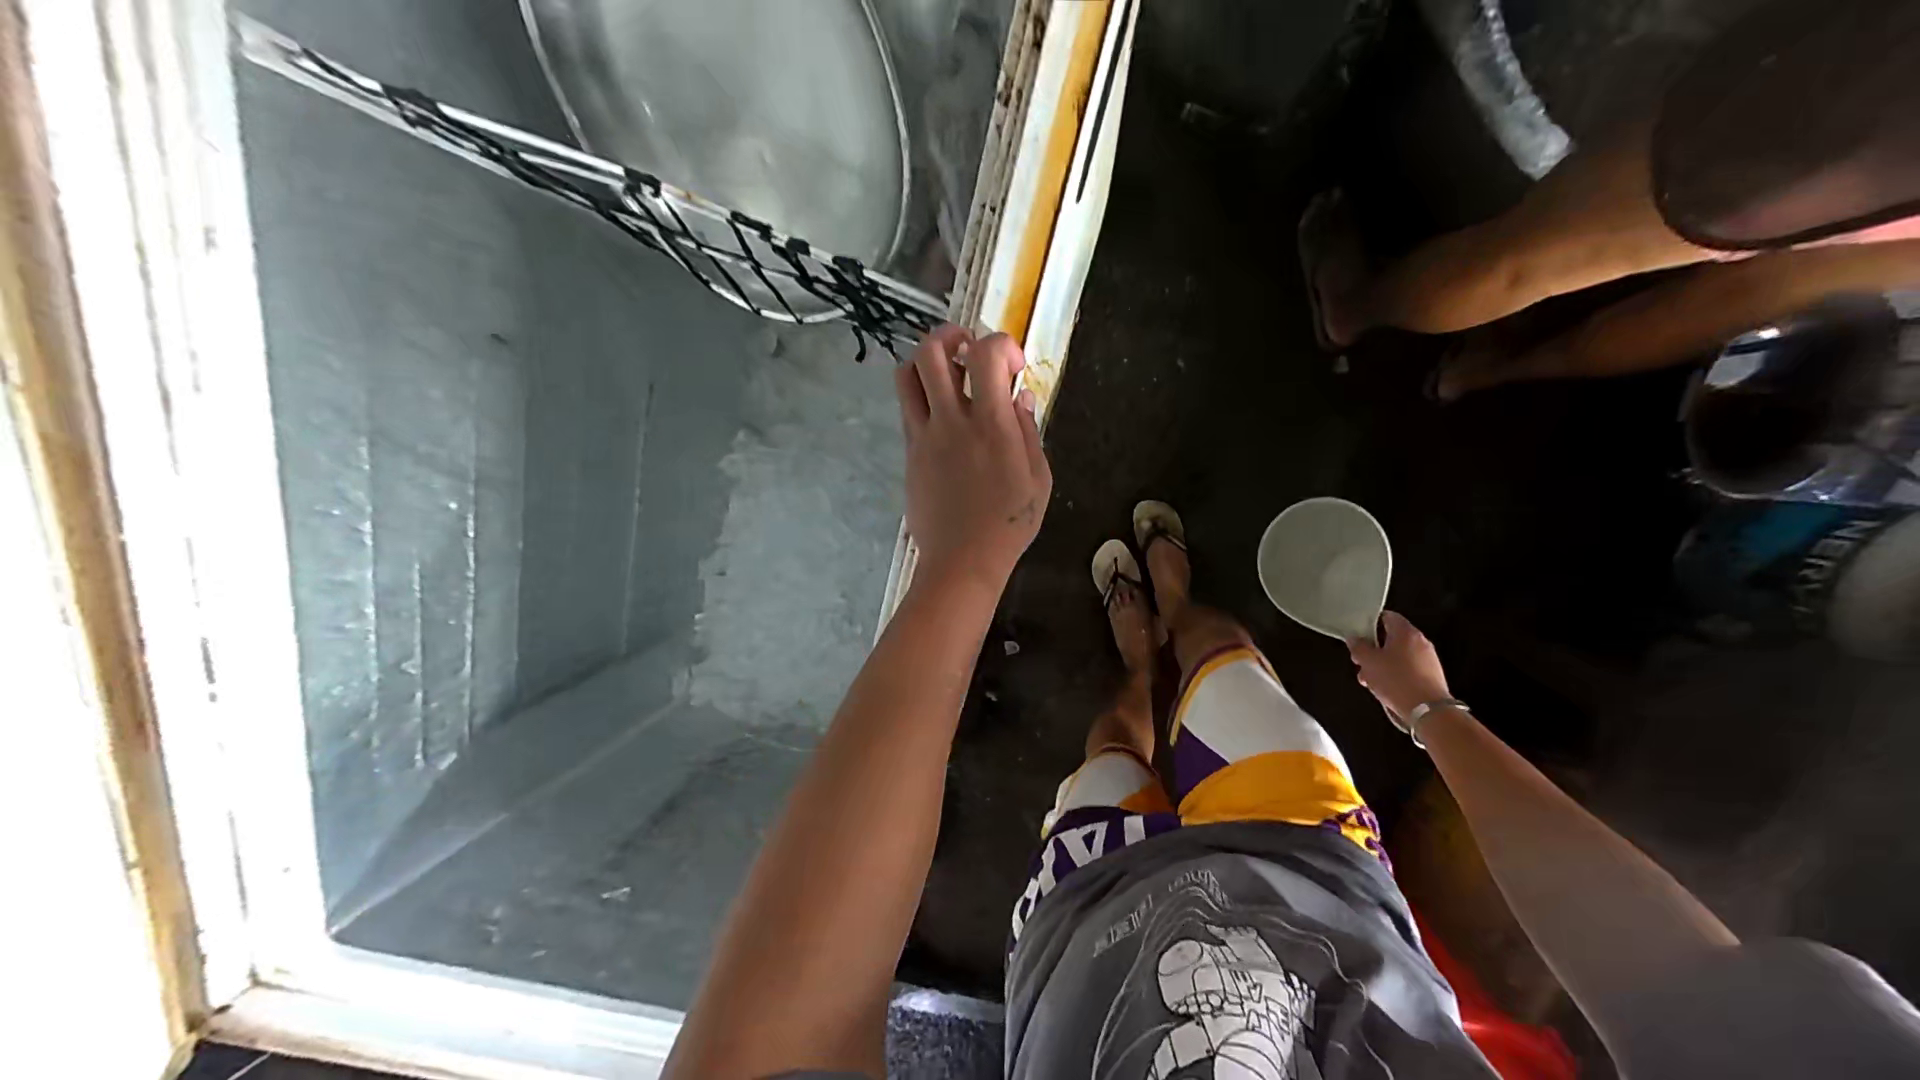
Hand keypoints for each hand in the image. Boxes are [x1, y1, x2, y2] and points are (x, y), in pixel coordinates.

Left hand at [895, 326, 1052, 588]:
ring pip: (907, 375)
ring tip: (949, 374)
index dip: (1002, 344)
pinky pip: (907, 408)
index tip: (1014, 368)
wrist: (962, 559)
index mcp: (991, 424)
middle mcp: (951, 420)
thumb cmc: (1008, 523)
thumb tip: (1020, 397)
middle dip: (951, 335)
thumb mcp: (1038, 478)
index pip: (987, 353)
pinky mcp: (909, 452)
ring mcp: (923, 435)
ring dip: (927, 362)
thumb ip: (1029, 431)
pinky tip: (944, 414)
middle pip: (931, 351)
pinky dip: (923, 395)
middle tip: (970, 350)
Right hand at [1347, 611, 1450, 720]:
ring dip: (1382, 664)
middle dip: (1374, 649)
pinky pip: (1408, 669)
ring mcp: (1428, 659)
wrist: (1428, 710)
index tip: (1358, 633)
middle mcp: (1420, 642)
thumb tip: (1355, 639)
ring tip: (1370, 679)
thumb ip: (1358, 647)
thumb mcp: (1368, 661)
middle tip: (1360, 661)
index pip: (1387, 616)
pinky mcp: (1432, 676)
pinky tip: (1385, 687)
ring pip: (1398, 655)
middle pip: (1392, 638)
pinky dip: (1395, 674)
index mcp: (1406, 632)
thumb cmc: (1396, 680)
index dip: (1370, 622)